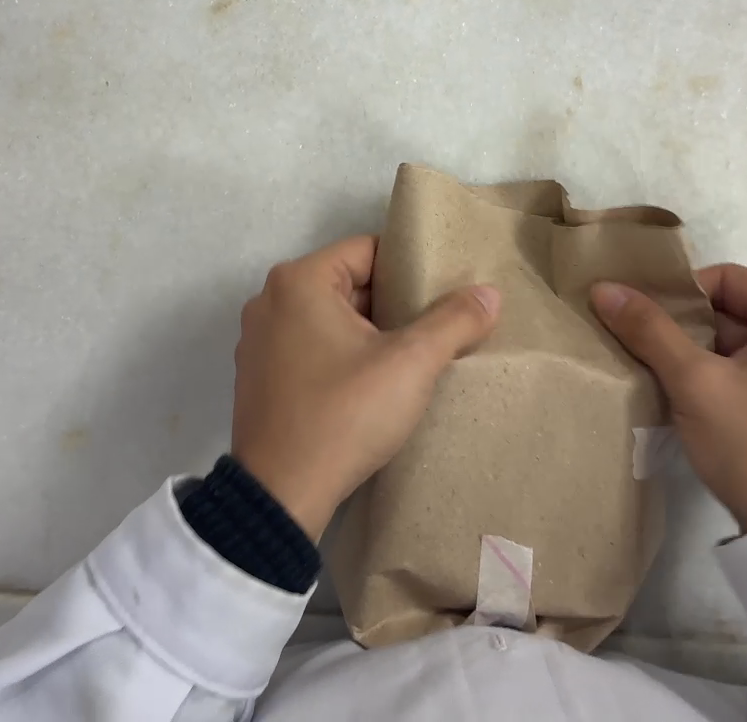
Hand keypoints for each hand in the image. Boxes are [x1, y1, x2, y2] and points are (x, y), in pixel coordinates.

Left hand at [230, 236, 500, 540]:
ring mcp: (257, 339)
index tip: (443, 293)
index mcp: (298, 280)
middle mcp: (269, 299)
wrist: (281, 495)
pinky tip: (370, 383)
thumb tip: (490, 292)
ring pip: (328, 318)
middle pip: (346, 283)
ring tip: (411, 356)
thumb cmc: (344, 414)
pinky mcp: (257, 376)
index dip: (409, 268)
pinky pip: (308, 346)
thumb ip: (453, 321)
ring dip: (367, 331)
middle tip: (435, 326)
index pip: (367, 250)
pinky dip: (339, 354)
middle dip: (391, 303)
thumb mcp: (410, 364)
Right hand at [591, 265, 746, 531]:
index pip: (727, 281)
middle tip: (641, 344)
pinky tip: (685, 392)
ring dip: (696, 352)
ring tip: (656, 368)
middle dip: (685, 328)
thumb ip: (648, 328)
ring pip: (739, 342)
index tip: (640, 320)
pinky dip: (719, 373)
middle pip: (733, 311)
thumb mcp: (693, 380)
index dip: (677, 297)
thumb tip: (602, 288)